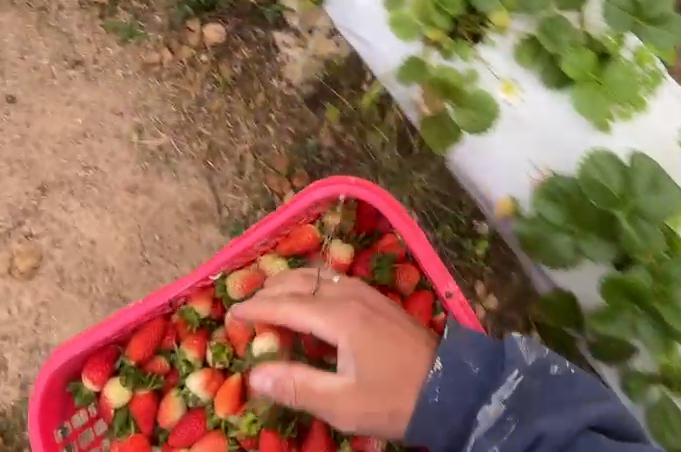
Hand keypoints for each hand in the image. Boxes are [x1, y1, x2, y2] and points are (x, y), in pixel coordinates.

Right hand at [230, 268, 439, 439]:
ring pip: (315, 275)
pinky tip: (306, 299)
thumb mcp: (344, 404)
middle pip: (298, 281)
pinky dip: (308, 284)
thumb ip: (297, 386)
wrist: (450, 388)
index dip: (256, 309)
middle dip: (268, 291)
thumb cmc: (394, 399)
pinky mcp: (375, 298)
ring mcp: (364, 292)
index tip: (231, 315)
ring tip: (268, 299)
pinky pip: (331, 279)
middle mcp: (348, 294)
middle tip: (245, 308)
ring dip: (288, 283)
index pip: (285, 305)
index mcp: (338, 316)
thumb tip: (255, 373)